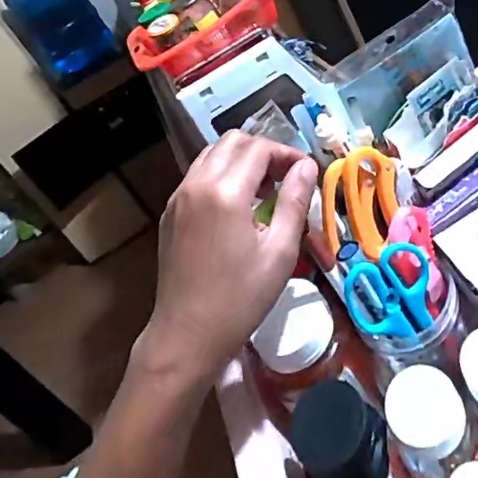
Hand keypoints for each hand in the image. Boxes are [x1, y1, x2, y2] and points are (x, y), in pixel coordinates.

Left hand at [141, 131, 317, 381]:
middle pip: (233, 141)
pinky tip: (238, 206)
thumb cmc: (240, 299)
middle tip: (285, 178)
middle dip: (264, 151)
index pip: (260, 148)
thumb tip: (306, 166)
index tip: (305, 173)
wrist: (186, 337)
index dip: (287, 153)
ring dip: (241, 160)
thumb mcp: (280, 251)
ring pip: (212, 154)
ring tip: (263, 191)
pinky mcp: (170, 212)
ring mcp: (179, 197)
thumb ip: (295, 200)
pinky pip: (198, 174)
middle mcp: (197, 184)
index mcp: (225, 192)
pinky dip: (222, 174)